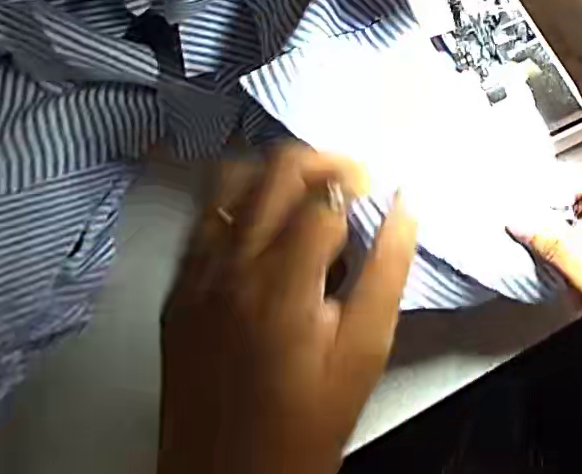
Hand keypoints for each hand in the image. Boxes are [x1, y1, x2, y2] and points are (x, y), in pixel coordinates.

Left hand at [159, 144, 416, 473]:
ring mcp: (195, 278)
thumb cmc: (311, 417)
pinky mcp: (177, 293)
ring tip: (307, 203)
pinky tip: (270, 234)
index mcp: (281, 283)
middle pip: (275, 169)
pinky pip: (208, 218)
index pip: (322, 193)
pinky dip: (245, 204)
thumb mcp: (368, 346)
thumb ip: (390, 265)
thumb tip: (404, 200)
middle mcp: (231, 268)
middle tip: (347, 190)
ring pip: (232, 179)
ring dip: (278, 178)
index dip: (356, 181)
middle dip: (322, 165)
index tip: (372, 197)